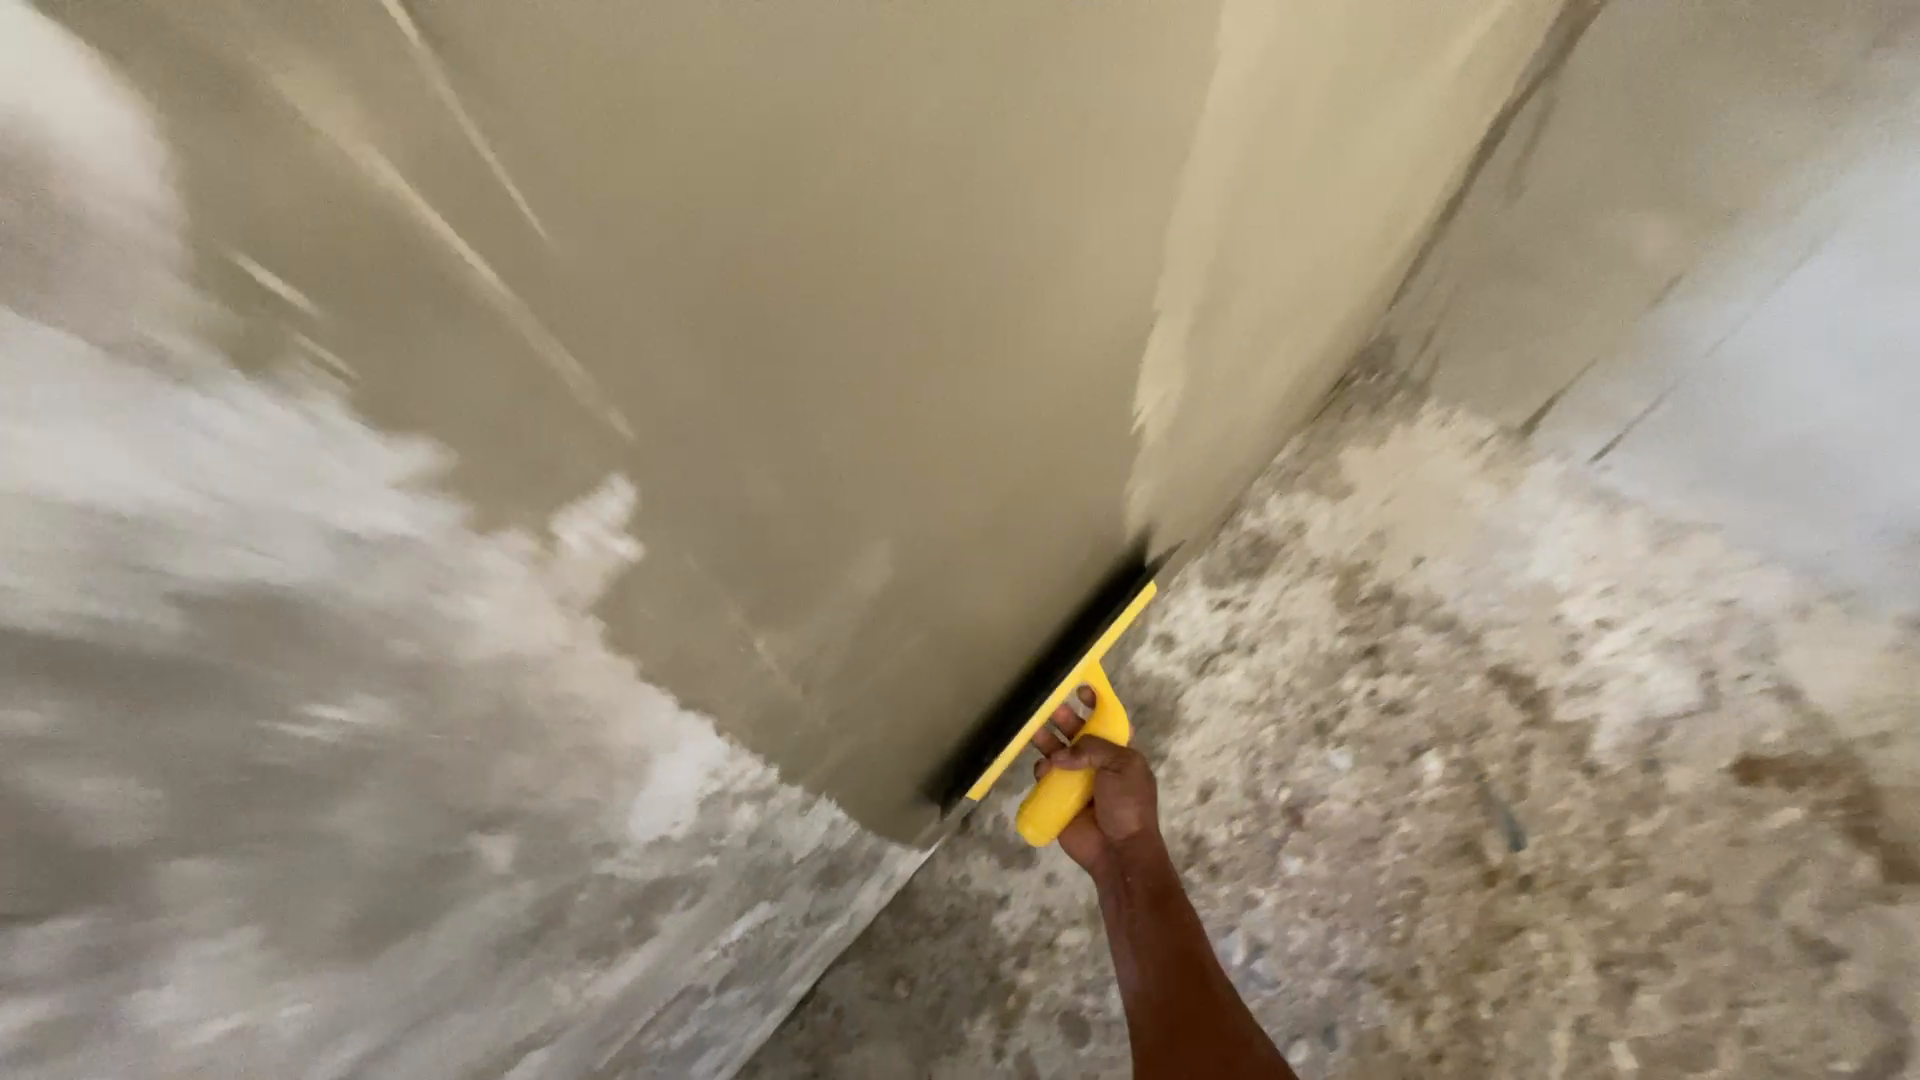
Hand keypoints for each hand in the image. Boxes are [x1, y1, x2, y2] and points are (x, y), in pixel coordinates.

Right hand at [1031, 685, 1160, 877]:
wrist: (1118, 851)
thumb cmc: (1128, 805)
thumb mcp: (1123, 766)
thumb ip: (1094, 748)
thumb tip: (1062, 754)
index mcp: (1120, 755)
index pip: (1108, 723)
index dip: (1096, 706)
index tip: (1081, 689)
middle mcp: (1099, 765)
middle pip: (1078, 735)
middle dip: (1065, 719)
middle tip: (1048, 708)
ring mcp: (1078, 782)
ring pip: (1058, 754)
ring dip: (1047, 741)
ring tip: (1034, 732)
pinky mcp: (1060, 799)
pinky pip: (1046, 778)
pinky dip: (1041, 770)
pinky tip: (1042, 769)